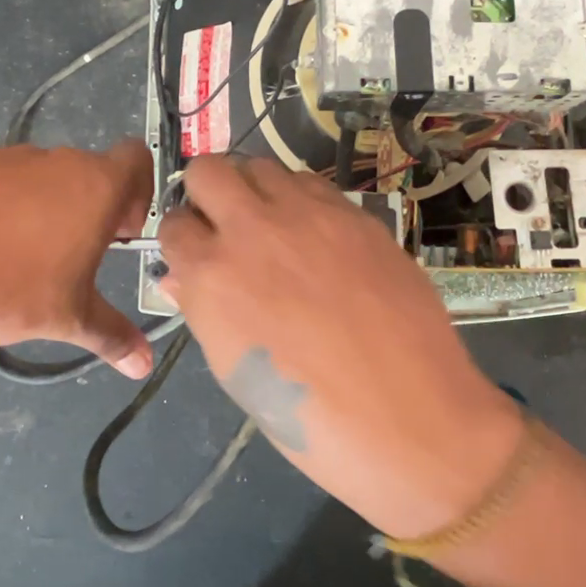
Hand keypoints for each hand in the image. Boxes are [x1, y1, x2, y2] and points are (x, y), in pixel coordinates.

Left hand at [0, 142, 155, 378]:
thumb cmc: (7, 291)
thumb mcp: (68, 319)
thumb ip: (112, 336)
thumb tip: (143, 366)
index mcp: (93, 186)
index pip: (137, 159)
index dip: (137, 191)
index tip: (119, 232)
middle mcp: (53, 160)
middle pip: (86, 172)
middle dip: (87, 208)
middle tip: (71, 257)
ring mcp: (0, 159)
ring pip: (36, 177)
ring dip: (38, 208)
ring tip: (14, 258)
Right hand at [158, 157, 524, 537]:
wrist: (411, 418)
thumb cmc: (312, 420)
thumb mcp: (236, 374)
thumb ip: (204, 310)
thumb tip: (182, 278)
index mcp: (212, 276)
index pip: (173, 225)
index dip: (182, 239)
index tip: (195, 252)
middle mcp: (253, 230)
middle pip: (209, 171)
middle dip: (207, 193)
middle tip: (224, 223)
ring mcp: (308, 215)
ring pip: (262, 166)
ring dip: (255, 190)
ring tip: (272, 226)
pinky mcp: (354, 214)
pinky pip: (311, 184)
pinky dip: (300, 199)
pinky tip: (315, 234)